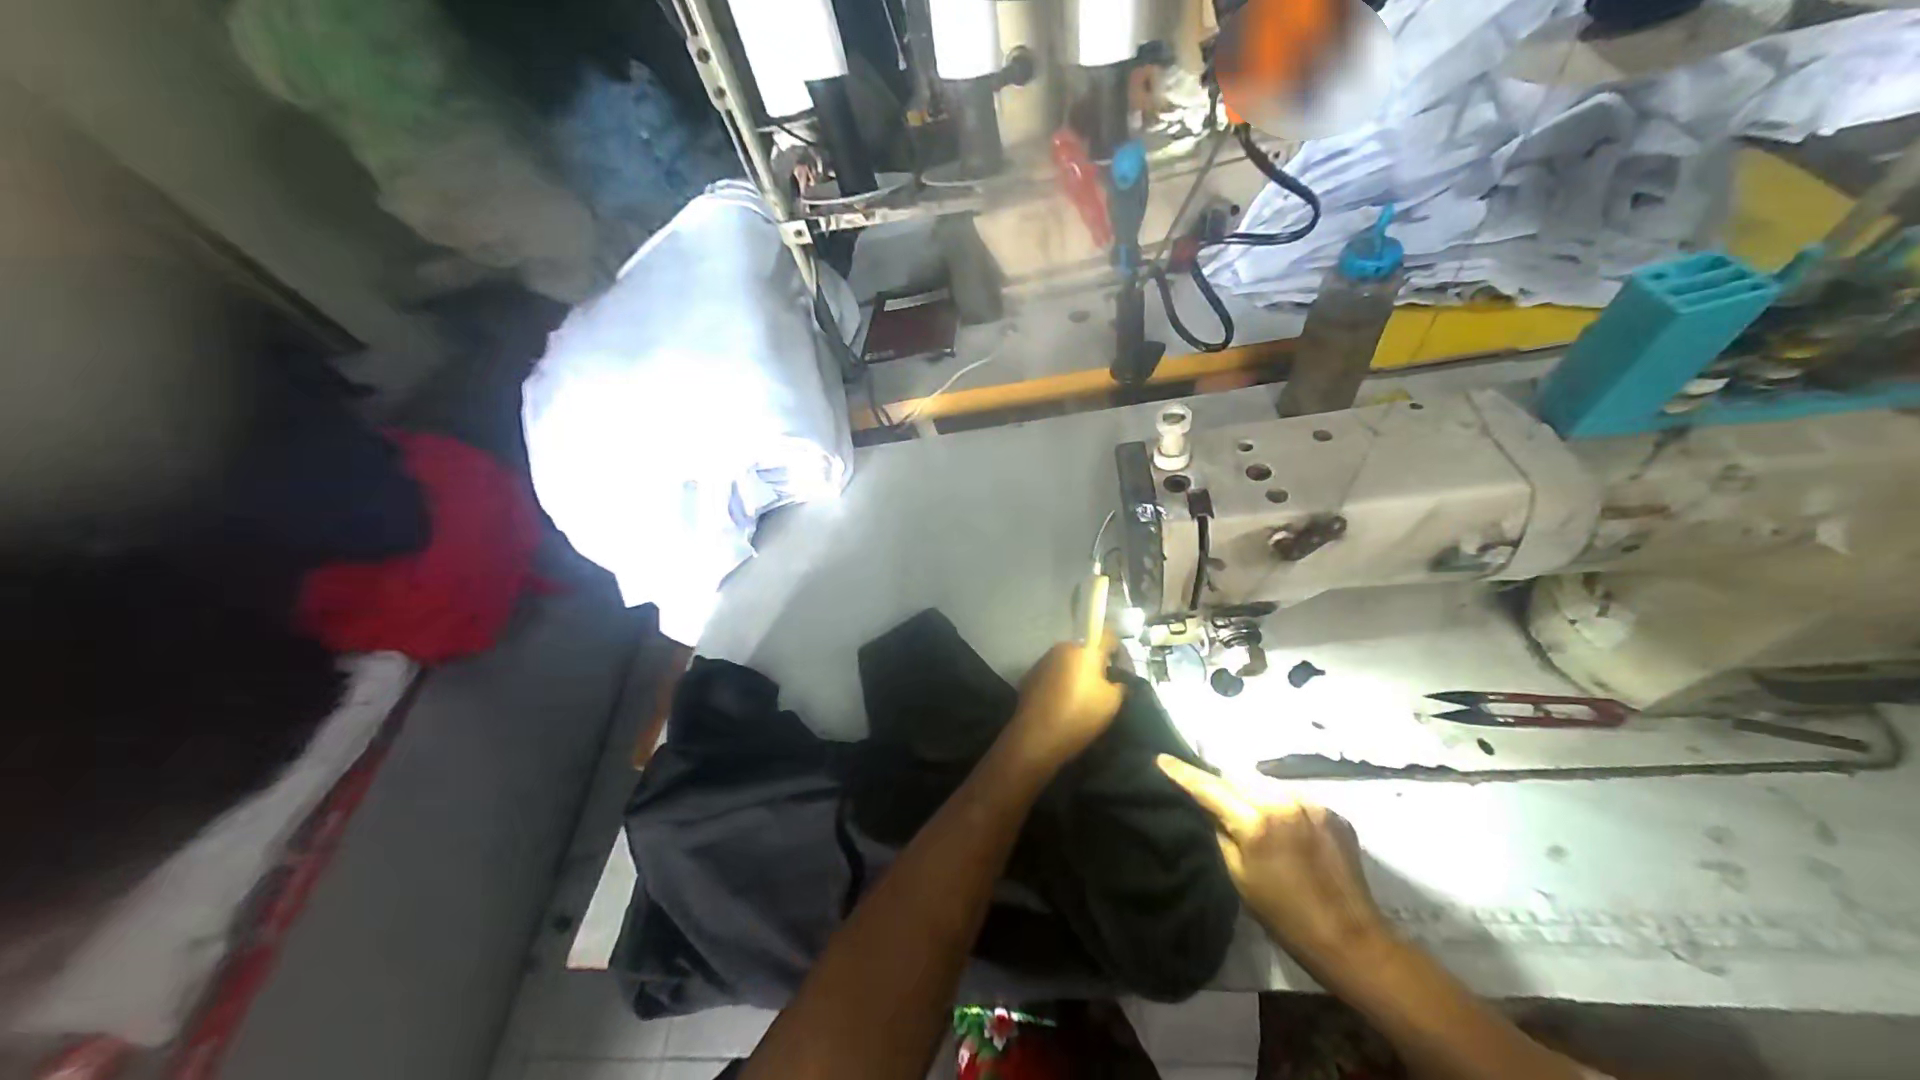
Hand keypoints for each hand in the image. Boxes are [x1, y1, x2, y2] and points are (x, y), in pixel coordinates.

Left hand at [1005, 640, 1125, 772]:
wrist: (1036, 737)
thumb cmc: (1079, 715)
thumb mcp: (1112, 703)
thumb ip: (1119, 685)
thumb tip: (1115, 681)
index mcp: (1084, 650)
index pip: (1107, 635)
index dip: (1116, 649)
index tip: (1119, 667)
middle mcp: (1062, 648)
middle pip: (1085, 649)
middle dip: (1095, 664)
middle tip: (1102, 687)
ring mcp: (1043, 661)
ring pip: (1067, 661)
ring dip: (1076, 673)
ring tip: (1080, 697)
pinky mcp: (1030, 675)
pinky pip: (1052, 673)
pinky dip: (1060, 682)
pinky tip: (1061, 702)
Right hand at [1157, 756, 1391, 974]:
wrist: (1350, 938)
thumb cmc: (1284, 915)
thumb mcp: (1238, 875)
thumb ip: (1220, 833)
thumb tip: (1208, 808)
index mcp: (1256, 820)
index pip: (1209, 787)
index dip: (1183, 773)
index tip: (1161, 759)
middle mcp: (1284, 801)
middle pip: (1239, 779)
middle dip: (1221, 784)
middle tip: (1206, 793)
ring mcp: (1313, 804)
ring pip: (1267, 785)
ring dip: (1252, 793)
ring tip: (1247, 810)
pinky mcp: (1333, 813)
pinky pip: (1294, 798)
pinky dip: (1281, 806)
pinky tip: (1282, 827)